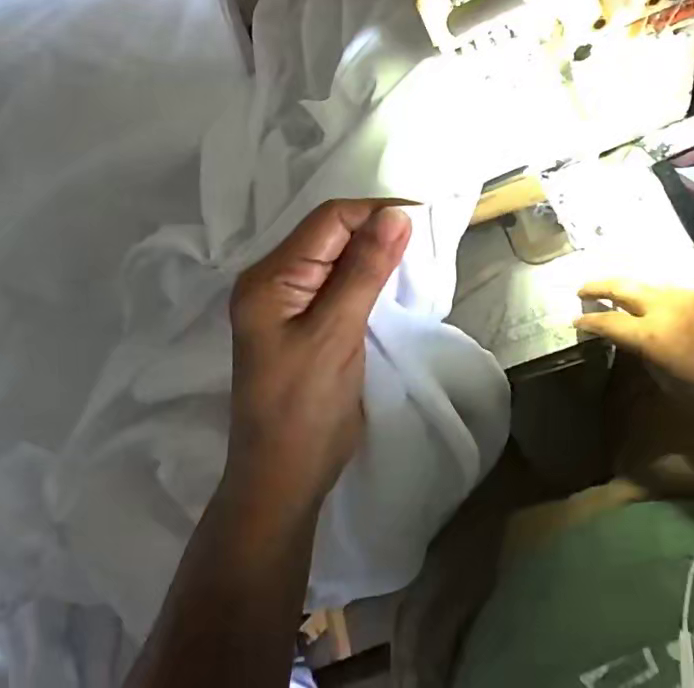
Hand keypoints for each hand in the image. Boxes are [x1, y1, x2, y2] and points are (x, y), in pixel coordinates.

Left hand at [225, 199, 411, 507]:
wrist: (283, 481)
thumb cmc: (306, 410)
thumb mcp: (336, 335)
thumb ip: (364, 271)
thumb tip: (397, 213)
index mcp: (269, 278)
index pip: (328, 221)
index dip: (376, 212)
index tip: (423, 218)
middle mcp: (271, 280)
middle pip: (330, 234)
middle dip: (376, 229)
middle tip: (425, 238)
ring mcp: (285, 302)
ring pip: (336, 256)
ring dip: (374, 252)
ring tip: (415, 254)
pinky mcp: (301, 320)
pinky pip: (336, 281)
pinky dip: (366, 275)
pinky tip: (391, 279)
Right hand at [575, 279, 693, 453]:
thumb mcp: (674, 386)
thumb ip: (649, 356)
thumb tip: (637, 342)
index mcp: (655, 335)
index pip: (608, 321)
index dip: (588, 322)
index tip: (575, 322)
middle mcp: (668, 306)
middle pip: (622, 286)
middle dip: (598, 286)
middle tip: (582, 290)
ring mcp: (691, 295)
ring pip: (649, 285)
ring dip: (630, 290)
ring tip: (617, 297)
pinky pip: (674, 290)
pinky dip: (658, 296)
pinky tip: (657, 307)